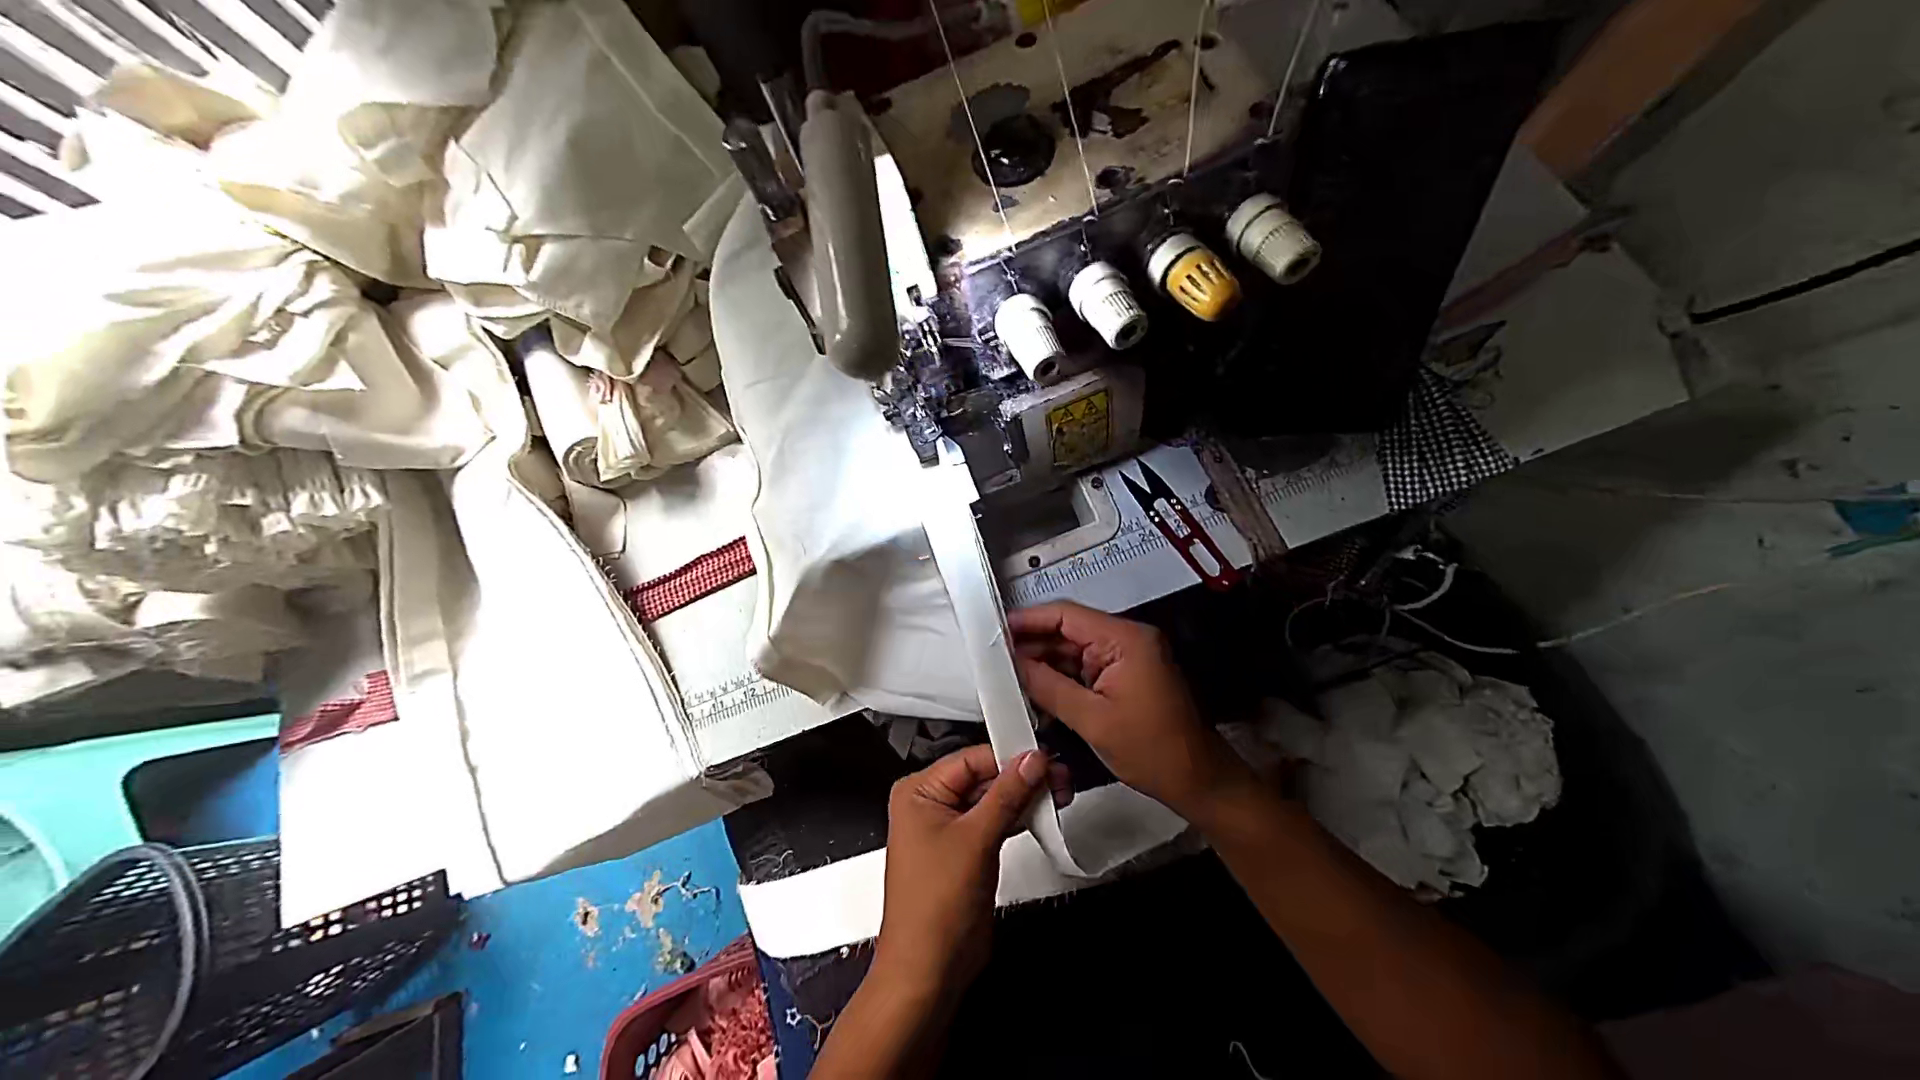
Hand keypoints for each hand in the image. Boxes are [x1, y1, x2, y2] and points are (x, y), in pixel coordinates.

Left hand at [872, 745, 1067, 996]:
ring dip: (1023, 797)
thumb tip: (1029, 763)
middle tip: (1055, 776)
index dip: (1007, 757)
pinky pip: (994, 821)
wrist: (930, 970)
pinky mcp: (965, 851)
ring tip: (1055, 792)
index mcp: (917, 792)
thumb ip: (1007, 795)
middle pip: (982, 777)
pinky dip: (1017, 817)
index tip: (1041, 757)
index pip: (970, 758)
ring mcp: (948, 830)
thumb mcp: (976, 839)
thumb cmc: (930, 912)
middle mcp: (929, 806)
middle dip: (1021, 778)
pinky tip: (1040, 813)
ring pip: (992, 799)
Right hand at [1010, 601, 1254, 820]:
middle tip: (999, 660)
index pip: (1066, 615)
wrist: (1196, 779)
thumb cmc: (1159, 751)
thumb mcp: (1091, 719)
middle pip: (1068, 631)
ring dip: (1045, 665)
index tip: (1000, 629)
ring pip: (1073, 651)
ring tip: (1014, 680)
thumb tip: (1016, 665)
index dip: (1028, 620)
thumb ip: (1047, 686)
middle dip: (1033, 646)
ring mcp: (1128, 657)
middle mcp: (1129, 641)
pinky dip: (1061, 679)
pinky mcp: (1125, 675)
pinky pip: (1084, 668)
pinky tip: (1038, 692)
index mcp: (1126, 640)